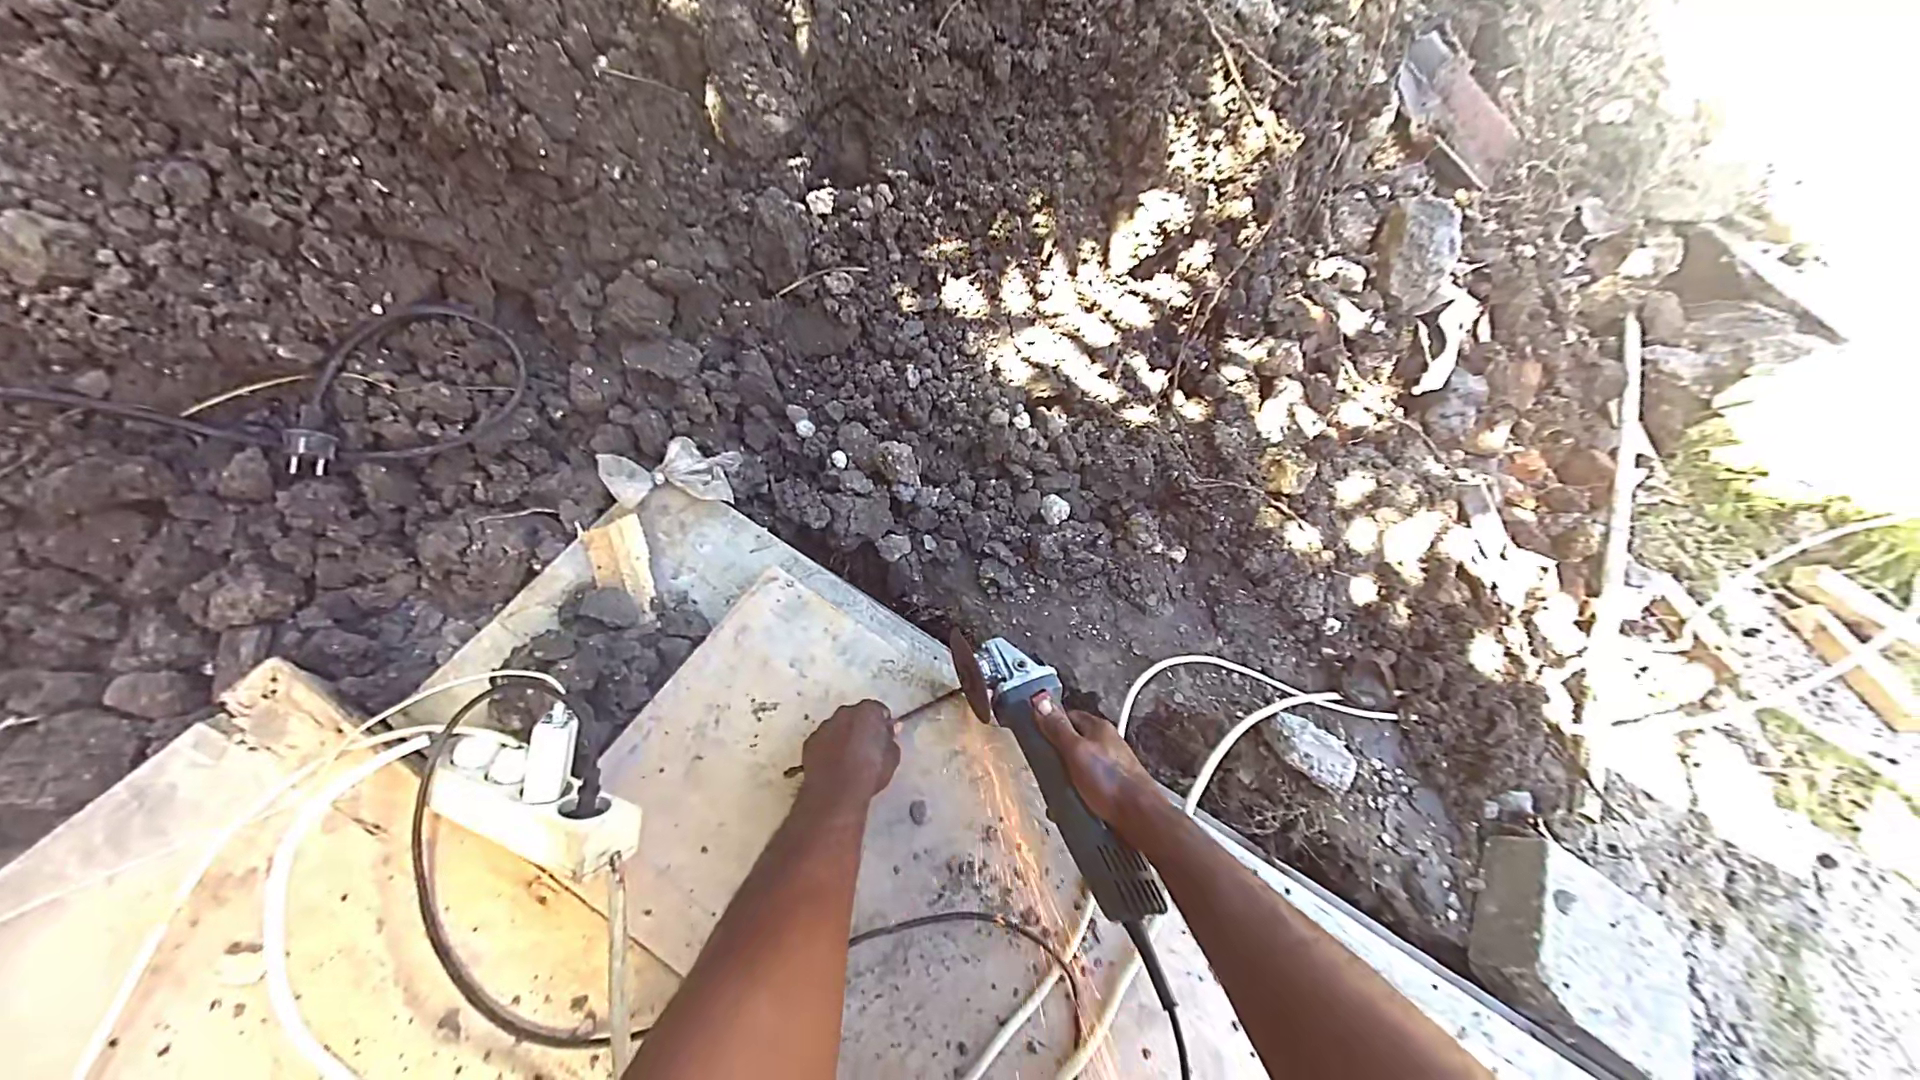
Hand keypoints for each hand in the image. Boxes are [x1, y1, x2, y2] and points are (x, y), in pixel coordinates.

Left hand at [800, 699, 900, 803]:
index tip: (884, 738)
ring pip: (837, 727)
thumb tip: (889, 730)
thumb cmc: (869, 772)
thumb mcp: (892, 758)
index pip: (878, 710)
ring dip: (843, 737)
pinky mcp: (809, 743)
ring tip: (848, 760)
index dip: (882, 724)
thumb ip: (890, 740)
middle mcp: (844, 713)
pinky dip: (828, 749)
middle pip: (855, 716)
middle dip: (861, 727)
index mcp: (867, 711)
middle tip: (867, 748)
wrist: (835, 792)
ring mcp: (823, 727)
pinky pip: (823, 742)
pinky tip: (833, 766)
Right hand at [1031, 692, 1157, 831]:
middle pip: (1074, 742)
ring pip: (1081, 766)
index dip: (1050, 724)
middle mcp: (1107, 743)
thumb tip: (1040, 700)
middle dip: (1057, 757)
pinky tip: (1073, 806)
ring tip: (1056, 795)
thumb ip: (1058, 728)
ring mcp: (1113, 765)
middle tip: (1044, 770)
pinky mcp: (1116, 787)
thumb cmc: (1109, 782)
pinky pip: (1090, 786)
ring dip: (1067, 779)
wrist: (1141, 818)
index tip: (1035, 736)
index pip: (1068, 716)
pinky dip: (1079, 794)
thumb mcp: (1075, 751)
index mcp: (1098, 728)